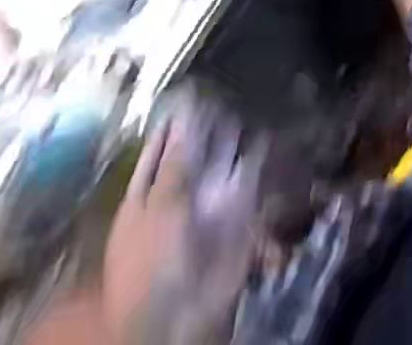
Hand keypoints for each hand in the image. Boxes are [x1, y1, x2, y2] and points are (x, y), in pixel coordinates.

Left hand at [102, 96, 264, 344]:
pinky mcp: (234, 221)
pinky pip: (247, 186)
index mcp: (146, 196)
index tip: (189, 93)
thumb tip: (183, 116)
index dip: (173, 125)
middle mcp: (176, 199)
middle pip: (192, 156)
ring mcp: (206, 210)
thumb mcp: (157, 204)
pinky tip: (265, 139)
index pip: (159, 151)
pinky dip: (256, 164)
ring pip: (221, 167)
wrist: (180, 318)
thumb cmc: (152, 259)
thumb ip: (174, 159)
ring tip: (244, 108)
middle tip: (222, 94)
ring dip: (232, 142)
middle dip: (207, 129)